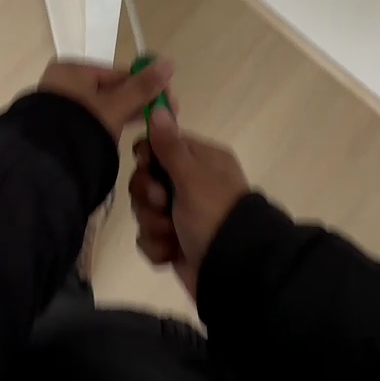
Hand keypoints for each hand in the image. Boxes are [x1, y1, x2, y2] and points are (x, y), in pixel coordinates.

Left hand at [38, 57, 174, 138]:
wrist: (47, 161)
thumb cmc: (83, 124)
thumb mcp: (116, 105)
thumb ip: (142, 86)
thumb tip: (169, 62)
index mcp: (72, 69)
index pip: (117, 73)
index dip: (144, 85)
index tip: (167, 100)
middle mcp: (62, 82)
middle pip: (109, 89)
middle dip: (136, 101)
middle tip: (164, 115)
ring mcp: (59, 105)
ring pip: (101, 106)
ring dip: (125, 114)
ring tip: (151, 125)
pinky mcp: (59, 126)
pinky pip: (91, 119)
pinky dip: (109, 124)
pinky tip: (125, 133)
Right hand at [128, 106, 249, 299]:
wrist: (234, 274)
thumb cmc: (215, 216)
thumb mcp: (193, 177)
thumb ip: (170, 145)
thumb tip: (158, 106)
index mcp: (200, 161)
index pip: (160, 145)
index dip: (147, 156)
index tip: (147, 165)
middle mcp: (190, 184)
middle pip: (146, 179)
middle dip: (148, 196)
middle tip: (164, 204)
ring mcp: (181, 215)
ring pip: (144, 210)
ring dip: (154, 225)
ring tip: (173, 235)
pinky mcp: (174, 243)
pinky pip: (149, 238)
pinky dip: (158, 247)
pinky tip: (172, 252)